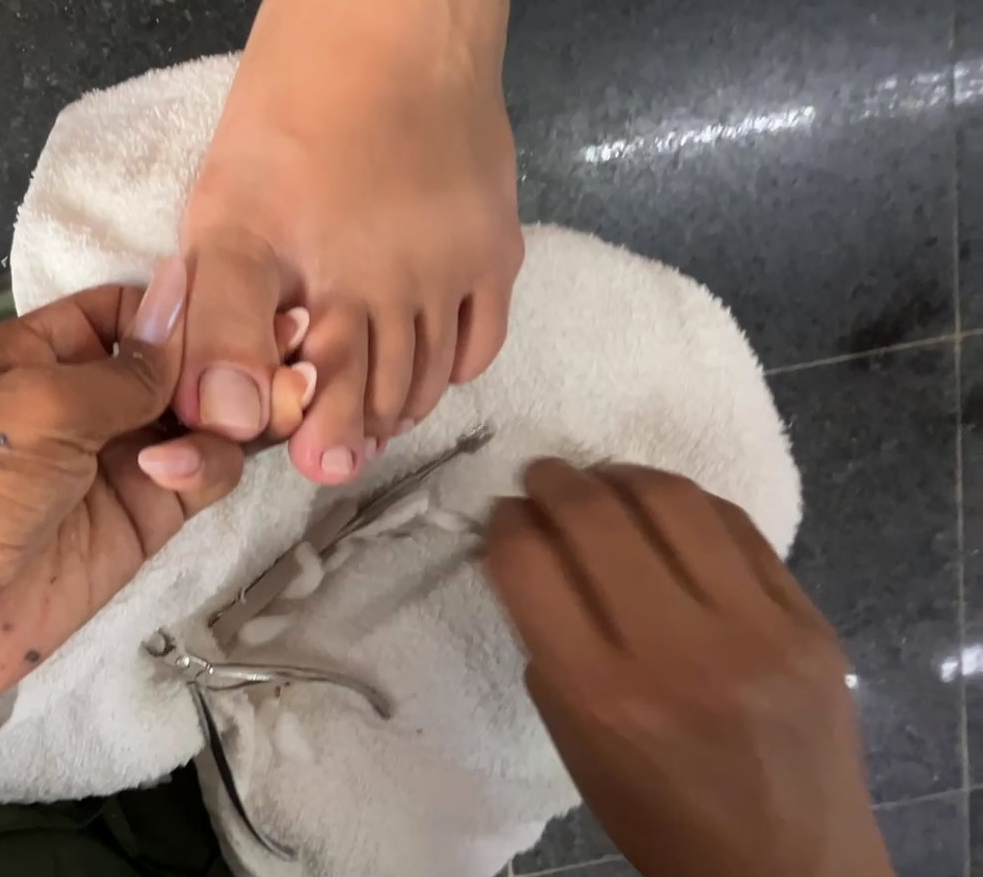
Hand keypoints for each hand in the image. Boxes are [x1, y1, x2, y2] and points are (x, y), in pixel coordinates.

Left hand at [0, 258, 247, 703]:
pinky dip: (211, 462)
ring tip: (255, 412)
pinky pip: (205, 471)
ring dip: (230, 410)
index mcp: (45, 351)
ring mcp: (122, 455)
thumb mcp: (37, 407)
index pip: (126, 309)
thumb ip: (124, 366)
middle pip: (175, 361)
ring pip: (202, 415)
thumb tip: (182, 286)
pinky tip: (179, 472)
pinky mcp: (149, 513)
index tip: (229, 309)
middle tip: (285, 353)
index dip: (174, 307)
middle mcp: (89, 395)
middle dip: (220, 358)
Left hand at [177, 0, 522, 485]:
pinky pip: (482, 338)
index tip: (295, 455)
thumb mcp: (223, 217)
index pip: (325, 405)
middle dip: (350, 432)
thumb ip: (220, 322)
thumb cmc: (285, 112)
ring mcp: (462, 272)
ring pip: (430, 377)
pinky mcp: (497, 242)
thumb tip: (222, 419)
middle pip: (383, 397)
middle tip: (328, 456)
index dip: (307, 436)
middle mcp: (410, 298)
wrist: (390, 16)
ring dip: (394, 406)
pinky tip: (420, 372)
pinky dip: (448, 369)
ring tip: (365, 423)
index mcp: (336, 296)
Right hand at [485, 460, 893, 876]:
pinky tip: (659, 511)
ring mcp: (756, 634)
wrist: (784, 868)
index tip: (503, 513)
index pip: (525, 557)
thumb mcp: (562, 715)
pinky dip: (681, 502)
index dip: (503, 518)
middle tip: (540, 478)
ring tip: (600, 484)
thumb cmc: (644, 796)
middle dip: (551, 480)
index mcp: (596, 687)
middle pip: (594, 516)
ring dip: (617, 476)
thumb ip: (542, 622)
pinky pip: (736, 526)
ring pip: (671, 501)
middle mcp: (676, 652)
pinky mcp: (810, 625)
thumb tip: (526, 537)